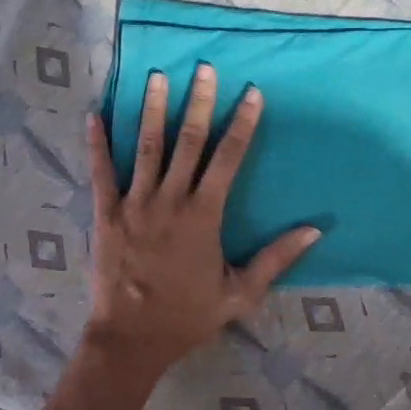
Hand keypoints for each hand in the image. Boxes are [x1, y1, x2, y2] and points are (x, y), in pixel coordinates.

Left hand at [84, 65, 320, 373]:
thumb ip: (276, 258)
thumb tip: (315, 230)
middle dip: (198, 102)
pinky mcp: (106, 215)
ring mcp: (135, 204)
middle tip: (204, 69)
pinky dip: (97, 144)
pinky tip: (94, 116)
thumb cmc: (188, 317)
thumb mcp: (240, 294)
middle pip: (188, 142)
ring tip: (157, 77)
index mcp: (204, 216)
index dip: (242, 124)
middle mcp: (170, 201)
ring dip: (153, 110)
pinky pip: (101, 173)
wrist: (131, 340)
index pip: (228, 159)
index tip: (251, 94)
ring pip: (146, 148)